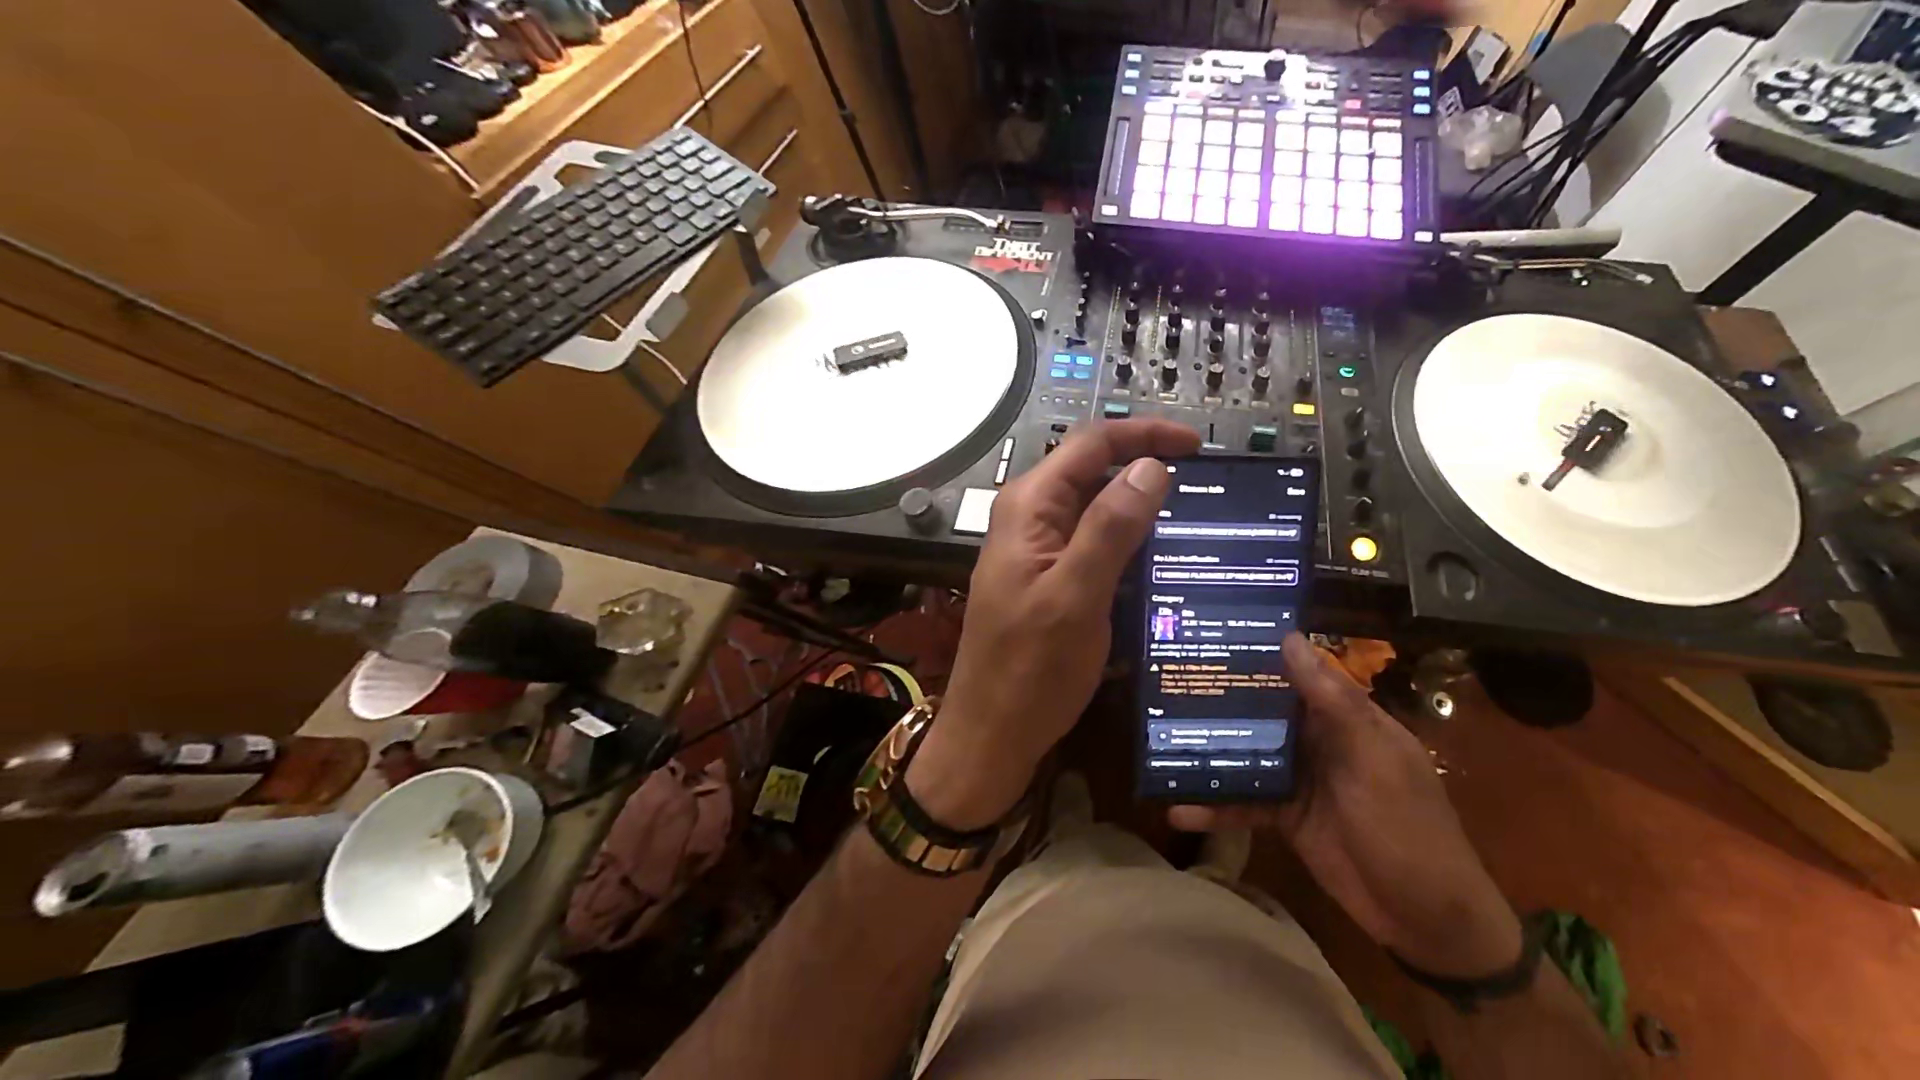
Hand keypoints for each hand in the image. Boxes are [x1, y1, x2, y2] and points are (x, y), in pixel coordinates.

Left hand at [907, 419, 1200, 828]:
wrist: (993, 733)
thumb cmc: (1028, 671)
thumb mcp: (1075, 597)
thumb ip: (1109, 529)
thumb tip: (1152, 467)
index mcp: (1029, 508)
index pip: (1091, 445)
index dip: (1145, 435)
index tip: (1199, 446)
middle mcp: (1030, 519)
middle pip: (1094, 473)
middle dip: (1147, 470)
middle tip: (1207, 487)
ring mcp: (1039, 551)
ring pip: (1097, 511)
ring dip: (1142, 510)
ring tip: (1197, 521)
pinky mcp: (1050, 580)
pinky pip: (1094, 547)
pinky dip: (1129, 545)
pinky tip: (1163, 560)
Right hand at [1170, 634, 1522, 976]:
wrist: (1429, 921)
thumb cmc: (1408, 828)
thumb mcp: (1373, 760)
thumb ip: (1331, 701)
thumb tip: (1290, 638)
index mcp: (1346, 719)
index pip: (1297, 674)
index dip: (1257, 655)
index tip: (1208, 635)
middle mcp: (1319, 742)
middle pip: (1263, 712)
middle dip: (1220, 700)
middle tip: (1165, 682)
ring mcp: (1300, 780)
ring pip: (1246, 754)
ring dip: (1209, 751)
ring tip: (1156, 739)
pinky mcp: (1285, 817)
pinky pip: (1243, 802)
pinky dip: (1214, 806)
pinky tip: (1178, 808)